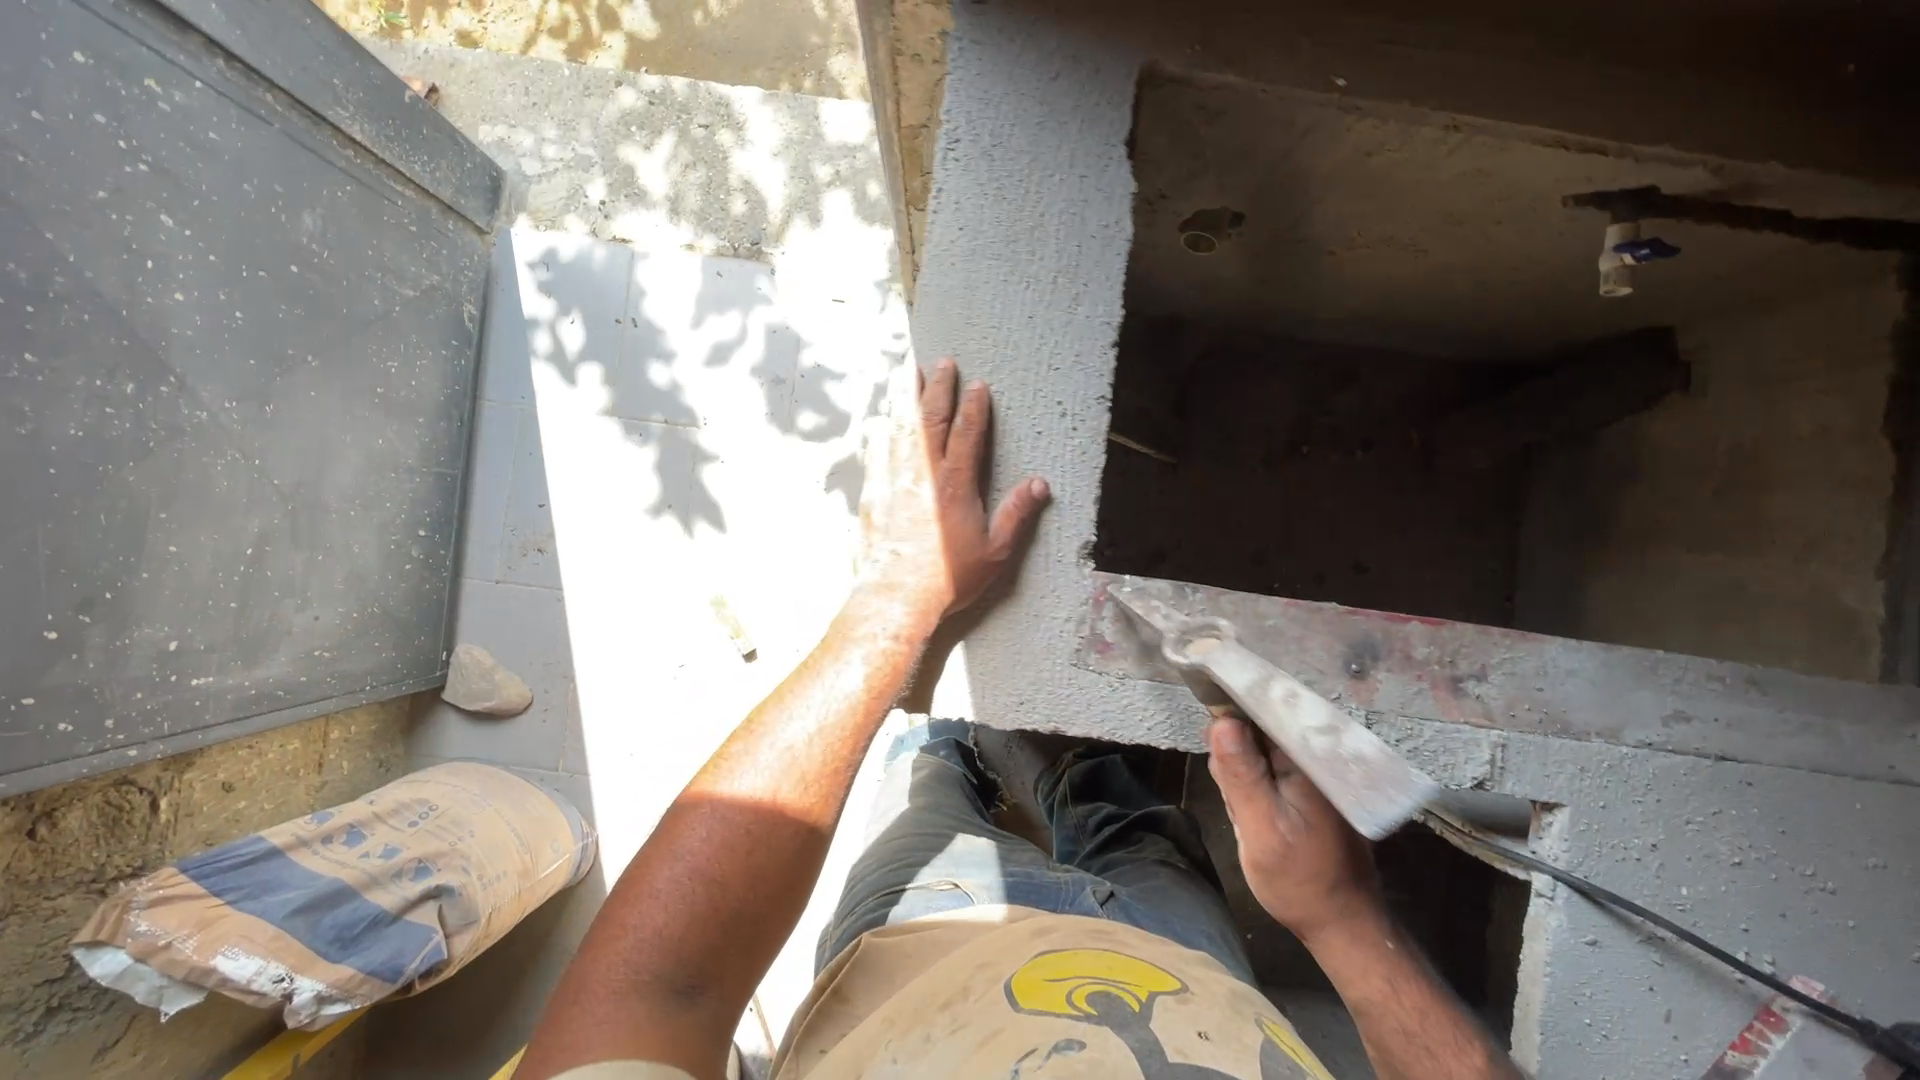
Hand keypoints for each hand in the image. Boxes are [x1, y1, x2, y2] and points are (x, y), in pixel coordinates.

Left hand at [856, 357, 1049, 624]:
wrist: (896, 596)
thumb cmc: (948, 578)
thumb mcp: (995, 552)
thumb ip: (1016, 514)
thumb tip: (1040, 485)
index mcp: (956, 484)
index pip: (969, 433)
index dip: (975, 406)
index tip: (979, 385)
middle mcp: (923, 473)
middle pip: (932, 419)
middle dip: (940, 387)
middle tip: (942, 362)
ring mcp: (894, 480)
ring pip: (900, 426)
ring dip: (906, 396)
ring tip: (908, 372)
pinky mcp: (873, 494)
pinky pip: (876, 450)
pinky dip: (881, 428)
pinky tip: (881, 417)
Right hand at [1206, 716, 1383, 942]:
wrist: (1341, 925)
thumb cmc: (1301, 881)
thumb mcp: (1261, 829)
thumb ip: (1241, 775)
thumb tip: (1221, 722)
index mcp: (1307, 759)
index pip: (1259, 712)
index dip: (1229, 723)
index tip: (1219, 759)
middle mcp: (1313, 758)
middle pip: (1253, 733)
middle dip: (1233, 762)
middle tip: (1240, 807)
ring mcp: (1310, 775)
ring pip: (1255, 756)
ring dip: (1242, 781)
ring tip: (1249, 819)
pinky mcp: (1306, 792)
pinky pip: (1266, 776)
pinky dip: (1254, 794)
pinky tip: (1258, 822)